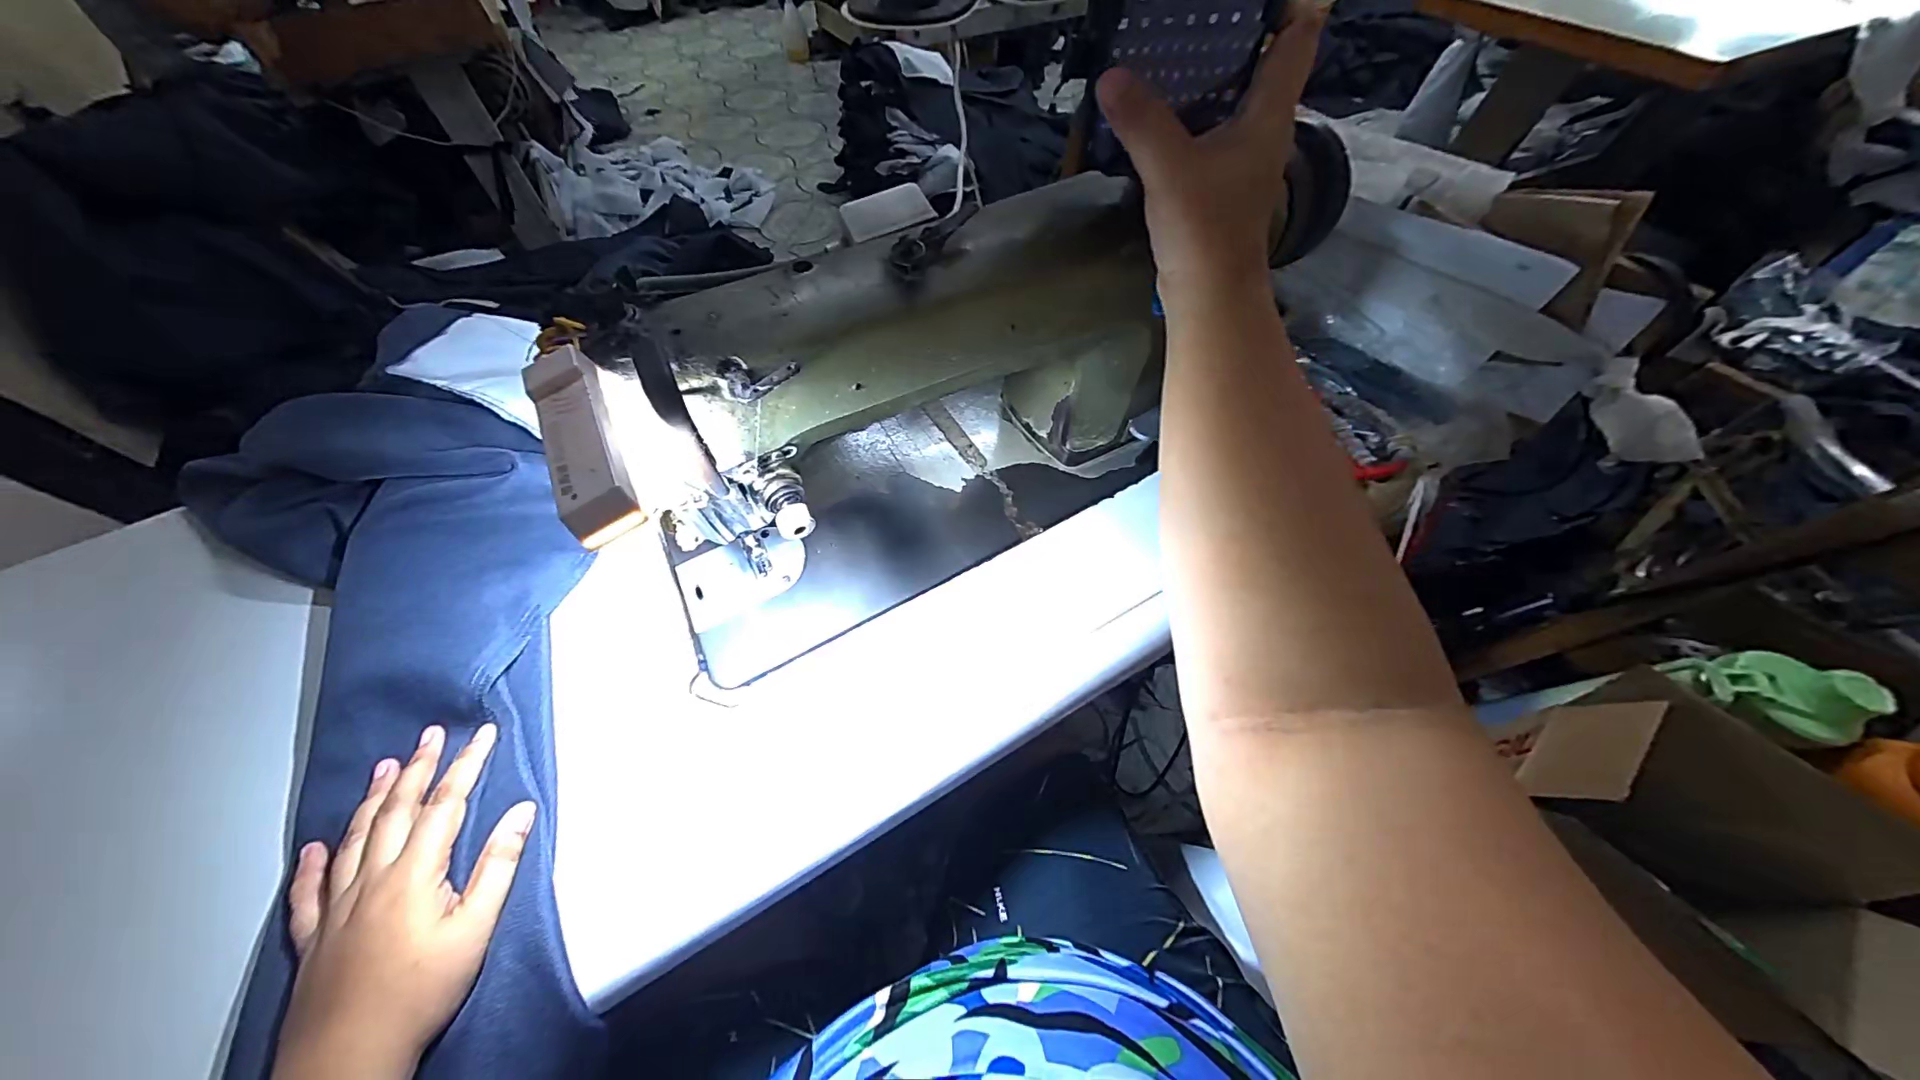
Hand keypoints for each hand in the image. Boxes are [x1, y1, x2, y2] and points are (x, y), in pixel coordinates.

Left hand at [272, 724, 535, 1079]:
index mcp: (413, 874)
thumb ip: (499, 864)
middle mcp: (370, 880)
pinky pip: (309, 890)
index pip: (446, 805)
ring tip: (386, 767)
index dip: (466, 765)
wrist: (347, 1059)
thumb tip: (522, 812)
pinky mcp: (313, 937)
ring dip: (374, 799)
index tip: (483, 734)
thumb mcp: (477, 928)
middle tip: (431, 735)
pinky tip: (317, 846)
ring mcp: (335, 908)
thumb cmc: (422, 991)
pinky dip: (314, 863)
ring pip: (355, 838)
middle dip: (418, 768)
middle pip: (397, 811)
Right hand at [1096, 0, 1325, 300]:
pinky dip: (1190, 118)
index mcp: (1269, 117)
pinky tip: (1160, 115)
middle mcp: (1263, 133)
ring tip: (1171, 55)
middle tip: (1195, 20)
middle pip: (1262, 68)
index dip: (1286, 10)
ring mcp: (1241, 163)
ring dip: (1210, 81)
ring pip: (1232, 104)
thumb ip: (1142, 121)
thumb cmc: (1204, 229)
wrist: (1208, 295)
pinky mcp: (1218, 188)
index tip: (1247, 1)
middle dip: (1236, 39)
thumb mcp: (1170, 168)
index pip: (1296, 43)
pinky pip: (1209, 135)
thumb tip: (1111, 77)